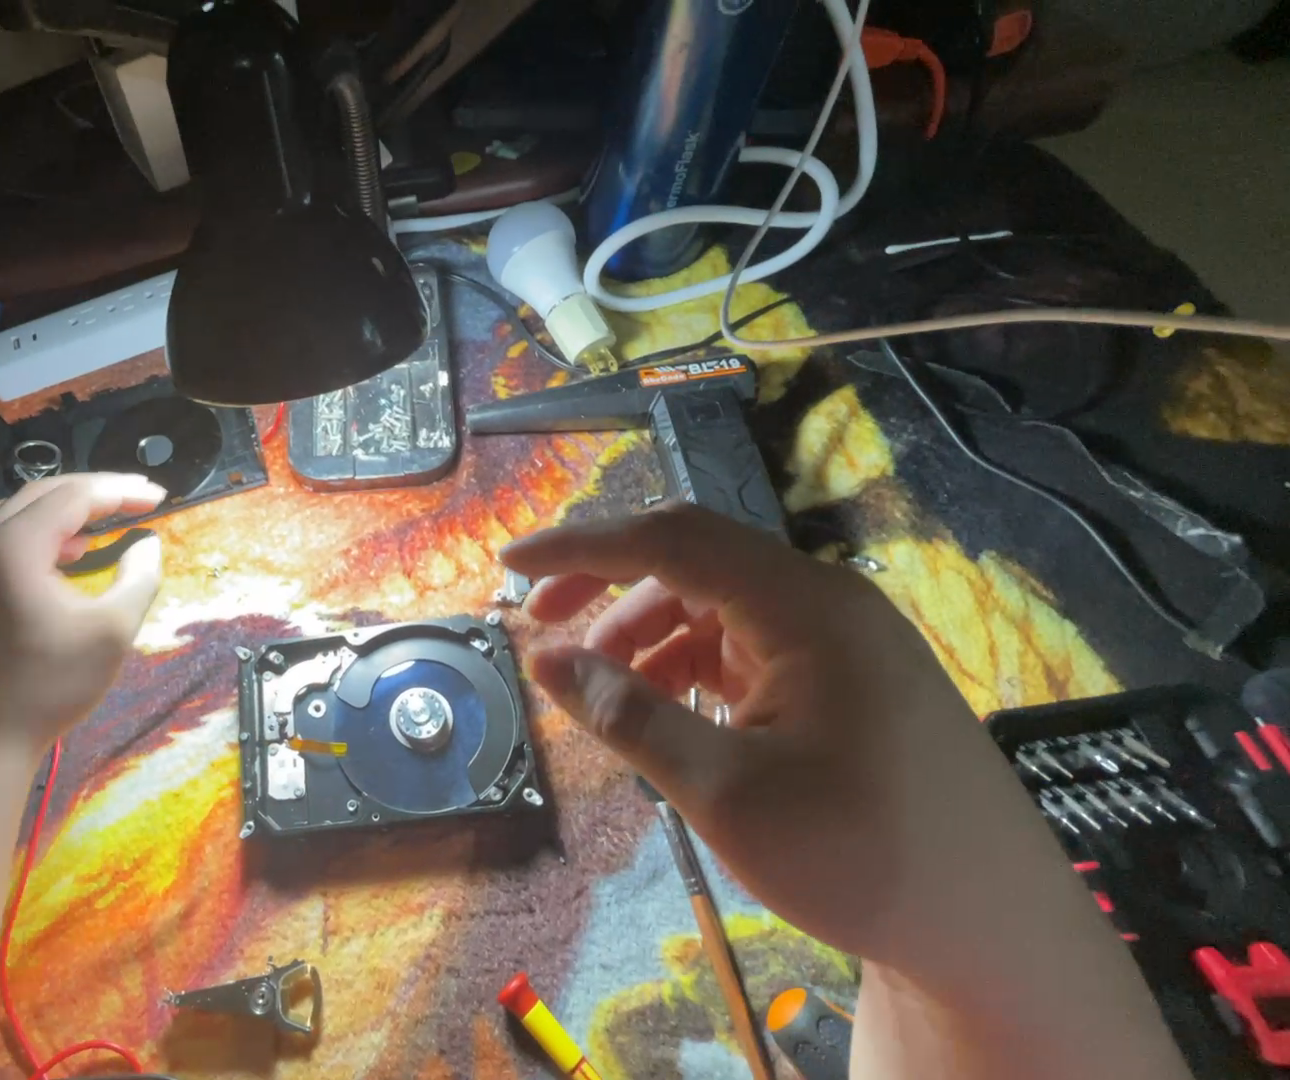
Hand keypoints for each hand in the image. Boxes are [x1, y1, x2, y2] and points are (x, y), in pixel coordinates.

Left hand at [0, 473, 165, 744]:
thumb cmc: (48, 685)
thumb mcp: (111, 631)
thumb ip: (138, 578)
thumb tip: (147, 545)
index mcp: (14, 545)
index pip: (73, 495)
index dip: (120, 490)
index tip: (159, 496)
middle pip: (44, 494)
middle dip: (95, 492)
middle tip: (139, 499)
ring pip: (22, 515)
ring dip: (69, 512)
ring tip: (112, 519)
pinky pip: (8, 541)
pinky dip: (46, 536)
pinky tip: (72, 554)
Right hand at [500, 505, 1092, 997]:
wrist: (1000, 939)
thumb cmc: (863, 860)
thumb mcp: (725, 791)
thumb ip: (627, 714)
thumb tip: (542, 657)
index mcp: (803, 606)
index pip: (668, 541)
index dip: (580, 546)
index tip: (511, 563)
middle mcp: (821, 601)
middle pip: (690, 559)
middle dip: (606, 582)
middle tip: (541, 619)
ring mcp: (835, 638)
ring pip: (710, 603)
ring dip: (642, 630)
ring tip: (601, 685)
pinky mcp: (838, 675)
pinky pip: (740, 643)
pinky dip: (684, 663)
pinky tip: (664, 707)